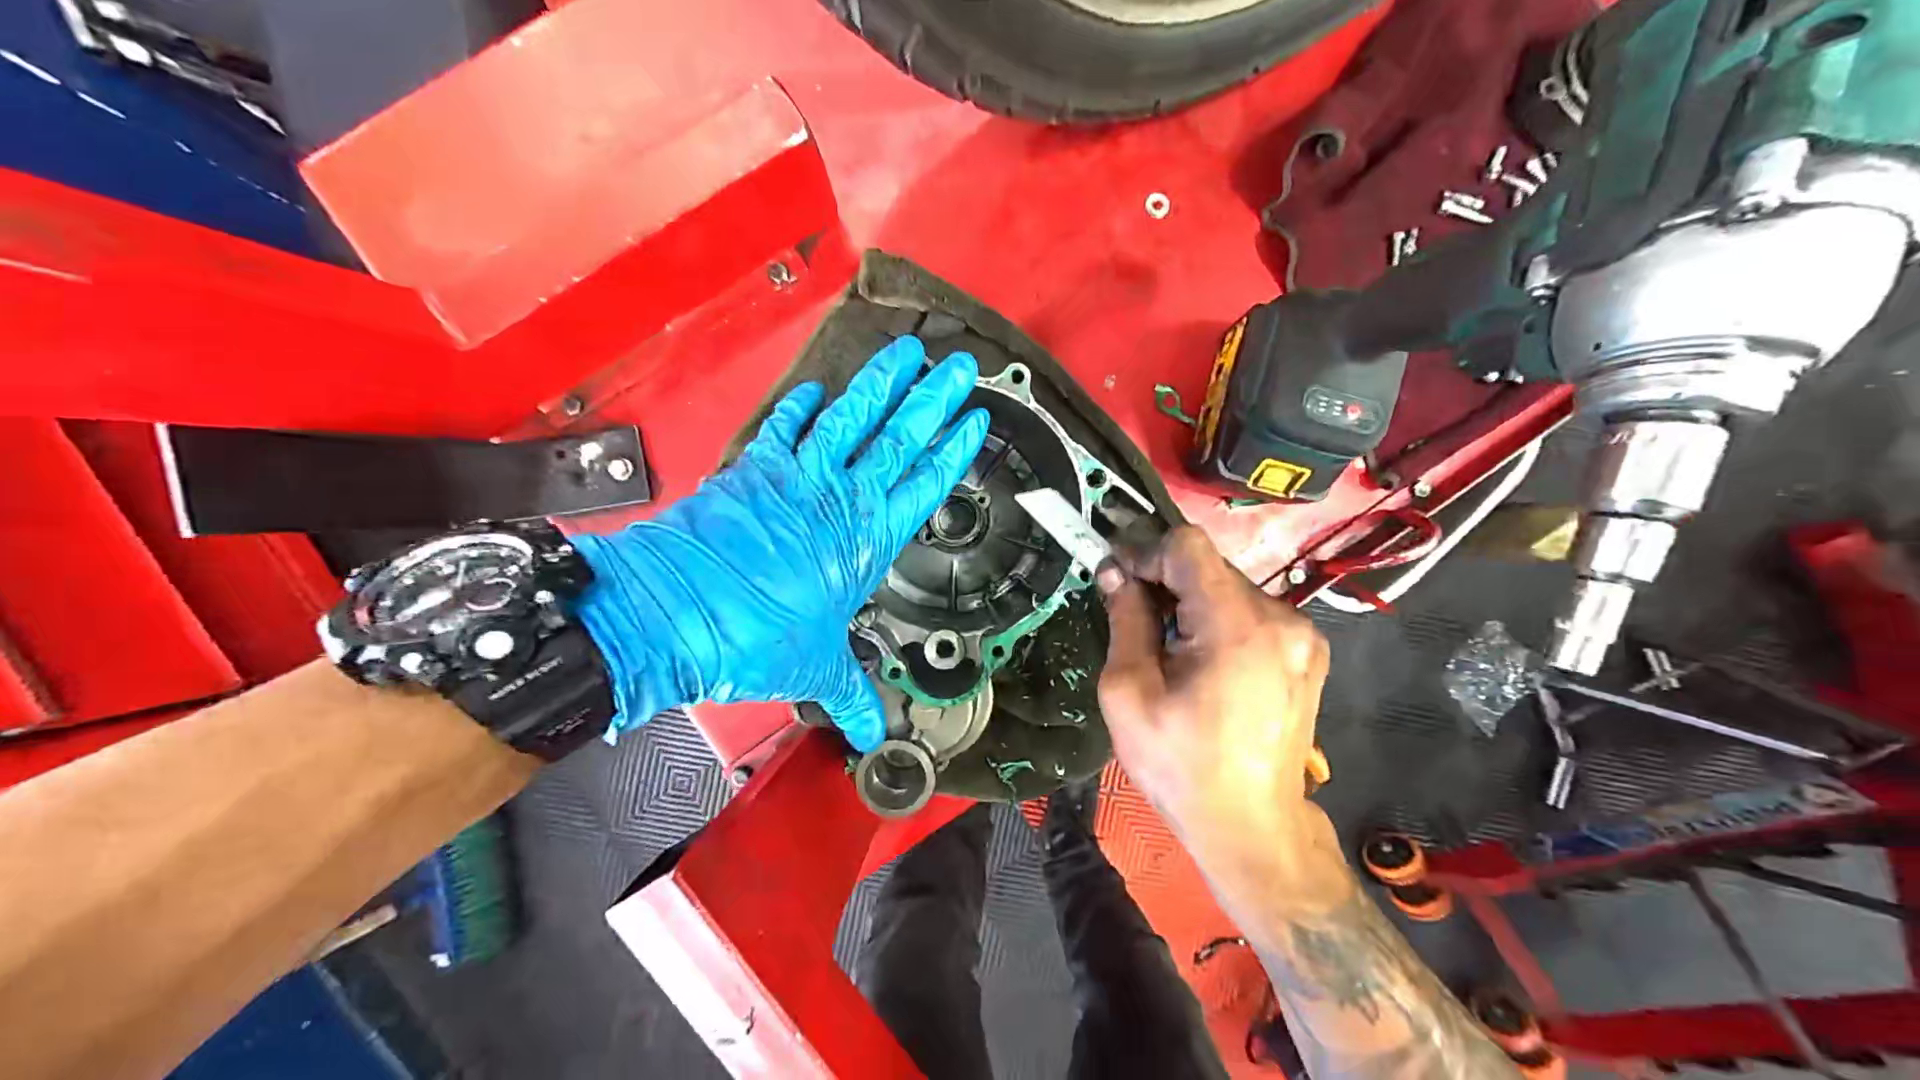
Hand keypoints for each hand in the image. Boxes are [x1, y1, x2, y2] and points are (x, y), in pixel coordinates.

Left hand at [571, 336, 989, 751]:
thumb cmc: (748, 639)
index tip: (973, 418)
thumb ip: (851, 696)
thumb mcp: (813, 670)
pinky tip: (815, 390)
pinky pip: (782, 429)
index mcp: (865, 541)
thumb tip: (874, 735)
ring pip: (849, 418)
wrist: (667, 614)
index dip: (953, 450)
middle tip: (958, 365)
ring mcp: (794, 478)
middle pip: (899, 438)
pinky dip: (798, 409)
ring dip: (879, 384)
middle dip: (933, 399)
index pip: (925, 483)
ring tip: (904, 352)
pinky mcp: (750, 470)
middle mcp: (838, 500)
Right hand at [1097, 527, 1331, 856]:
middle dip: (1164, 580)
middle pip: (1210, 565)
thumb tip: (1116, 573)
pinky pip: (1251, 611)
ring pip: (1229, 586)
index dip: (1144, 553)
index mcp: (1238, 627)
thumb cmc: (1181, 766)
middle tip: (1130, 612)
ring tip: (1165, 643)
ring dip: (1190, 600)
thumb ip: (1125, 620)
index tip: (1116, 578)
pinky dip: (1217, 618)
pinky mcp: (1307, 651)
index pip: (1188, 547)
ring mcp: (1302, 635)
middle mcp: (1282, 619)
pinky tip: (1200, 657)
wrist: (1251, 827)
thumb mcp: (1129, 694)